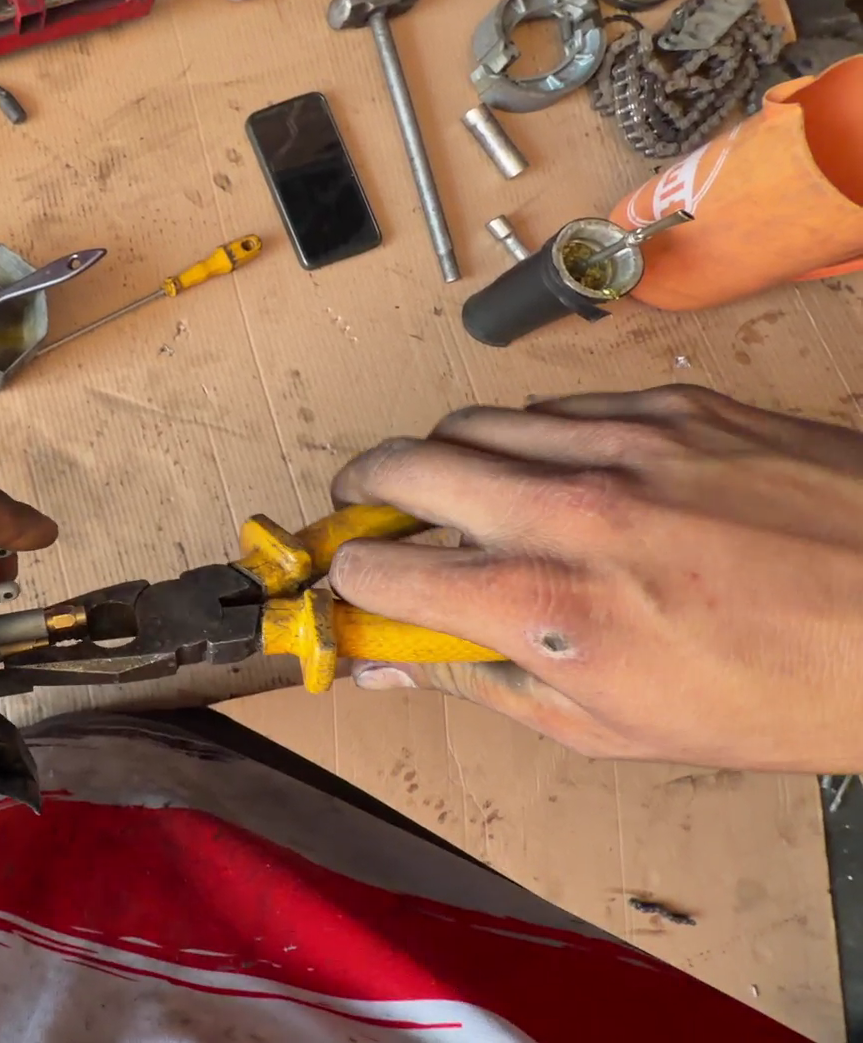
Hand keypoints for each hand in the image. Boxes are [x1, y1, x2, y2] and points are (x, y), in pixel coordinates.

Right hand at [327, 385, 862, 771]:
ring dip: (438, 460)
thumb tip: (378, 670)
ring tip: (463, 490)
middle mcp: (562, 513)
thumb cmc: (785, 694)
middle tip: (367, 511)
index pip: (372, 570)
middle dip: (358, 492)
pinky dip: (523, 440)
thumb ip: (472, 683)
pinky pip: (547, 410)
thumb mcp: (608, 726)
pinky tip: (554, 472)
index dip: (349, 581)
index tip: (359, 586)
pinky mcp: (669, 408)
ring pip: (459, 426)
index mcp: (540, 605)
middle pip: (393, 468)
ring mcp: (617, 447)